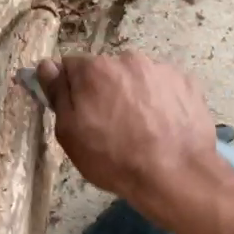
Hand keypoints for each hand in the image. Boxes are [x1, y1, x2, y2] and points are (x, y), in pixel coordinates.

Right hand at [35, 53, 217, 219]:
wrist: (175, 175)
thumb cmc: (113, 158)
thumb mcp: (70, 133)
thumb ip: (57, 94)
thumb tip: (46, 65)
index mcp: (94, 69)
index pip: (69, 66)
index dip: (69, 89)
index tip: (77, 112)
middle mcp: (127, 59)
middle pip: (105, 71)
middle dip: (102, 91)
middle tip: (108, 126)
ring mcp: (161, 69)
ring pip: (135, 78)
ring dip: (131, 95)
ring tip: (139, 129)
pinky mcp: (187, 82)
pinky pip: (162, 87)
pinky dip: (158, 101)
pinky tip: (161, 127)